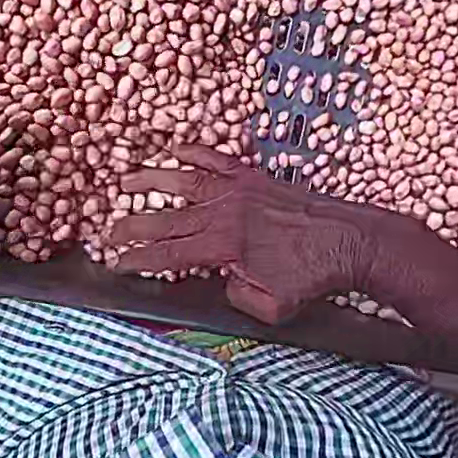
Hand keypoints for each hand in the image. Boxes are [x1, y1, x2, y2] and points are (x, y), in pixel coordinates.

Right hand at [103, 145, 382, 324]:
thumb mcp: (271, 306)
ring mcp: (235, 191)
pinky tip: (175, 150)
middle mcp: (222, 214)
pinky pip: (215, 160)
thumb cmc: (312, 276)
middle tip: (109, 233)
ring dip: (149, 182)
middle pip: (165, 220)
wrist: (349, 240)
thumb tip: (220, 280)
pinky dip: (194, 152)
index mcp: (222, 247)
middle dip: (132, 227)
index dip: (139, 261)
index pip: (168, 256)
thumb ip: (236, 296)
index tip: (119, 264)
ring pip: (181, 182)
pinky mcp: (251, 177)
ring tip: (124, 182)